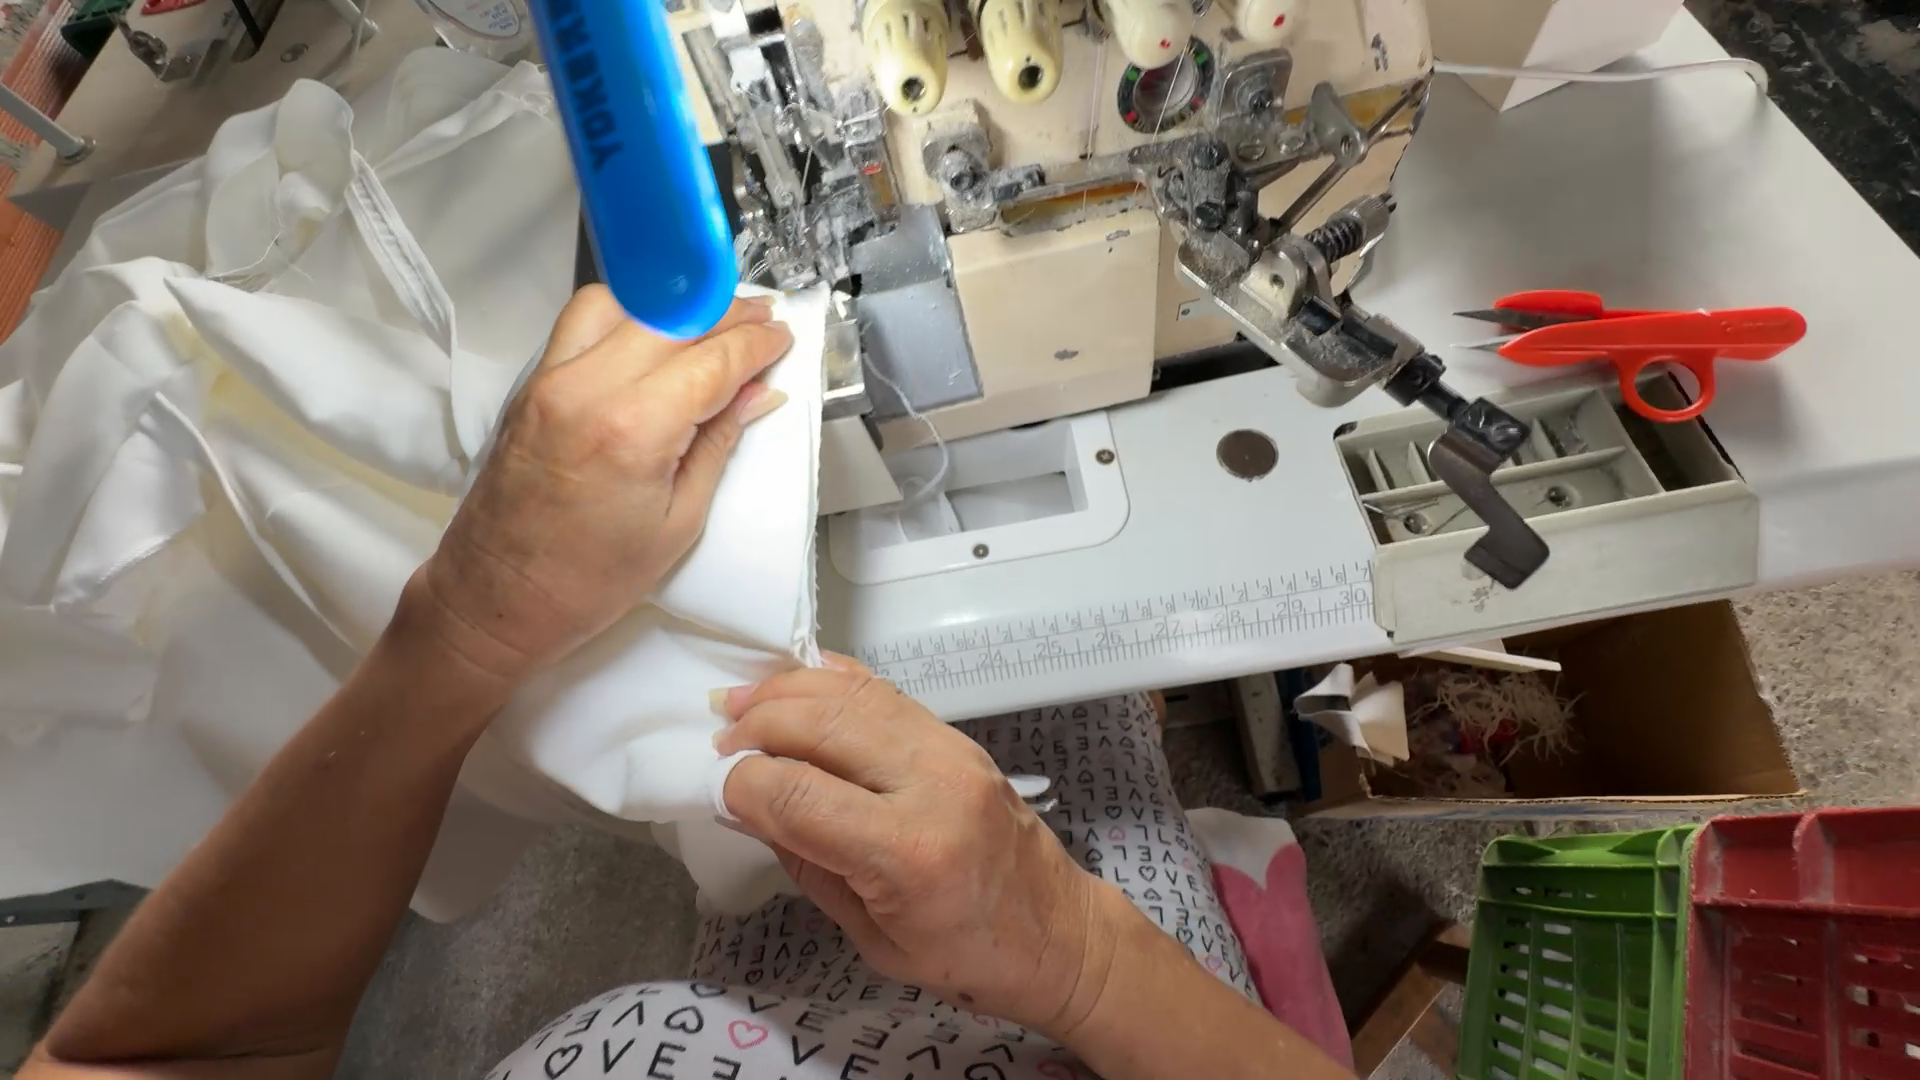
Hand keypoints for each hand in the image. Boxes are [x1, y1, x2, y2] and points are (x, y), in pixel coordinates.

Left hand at [405, 287, 793, 687]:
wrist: (500, 597)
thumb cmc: (596, 577)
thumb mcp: (681, 520)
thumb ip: (719, 444)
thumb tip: (758, 395)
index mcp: (633, 430)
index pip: (710, 361)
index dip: (755, 344)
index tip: (785, 337)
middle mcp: (586, 387)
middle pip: (671, 321)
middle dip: (726, 314)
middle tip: (765, 319)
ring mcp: (550, 379)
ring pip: (623, 305)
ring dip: (676, 305)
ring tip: (716, 319)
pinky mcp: (532, 384)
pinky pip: (585, 322)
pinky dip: (631, 315)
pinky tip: (659, 332)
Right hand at [716, 658, 1128, 1037]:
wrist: (1056, 927)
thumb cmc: (966, 954)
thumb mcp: (873, 936)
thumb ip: (808, 863)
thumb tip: (751, 803)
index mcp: (908, 852)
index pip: (799, 794)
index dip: (743, 783)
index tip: (716, 784)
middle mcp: (930, 782)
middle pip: (823, 725)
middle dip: (760, 724)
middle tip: (722, 735)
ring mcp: (949, 748)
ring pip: (854, 695)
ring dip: (791, 689)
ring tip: (745, 698)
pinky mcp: (956, 735)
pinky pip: (886, 691)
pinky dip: (836, 679)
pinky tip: (801, 680)